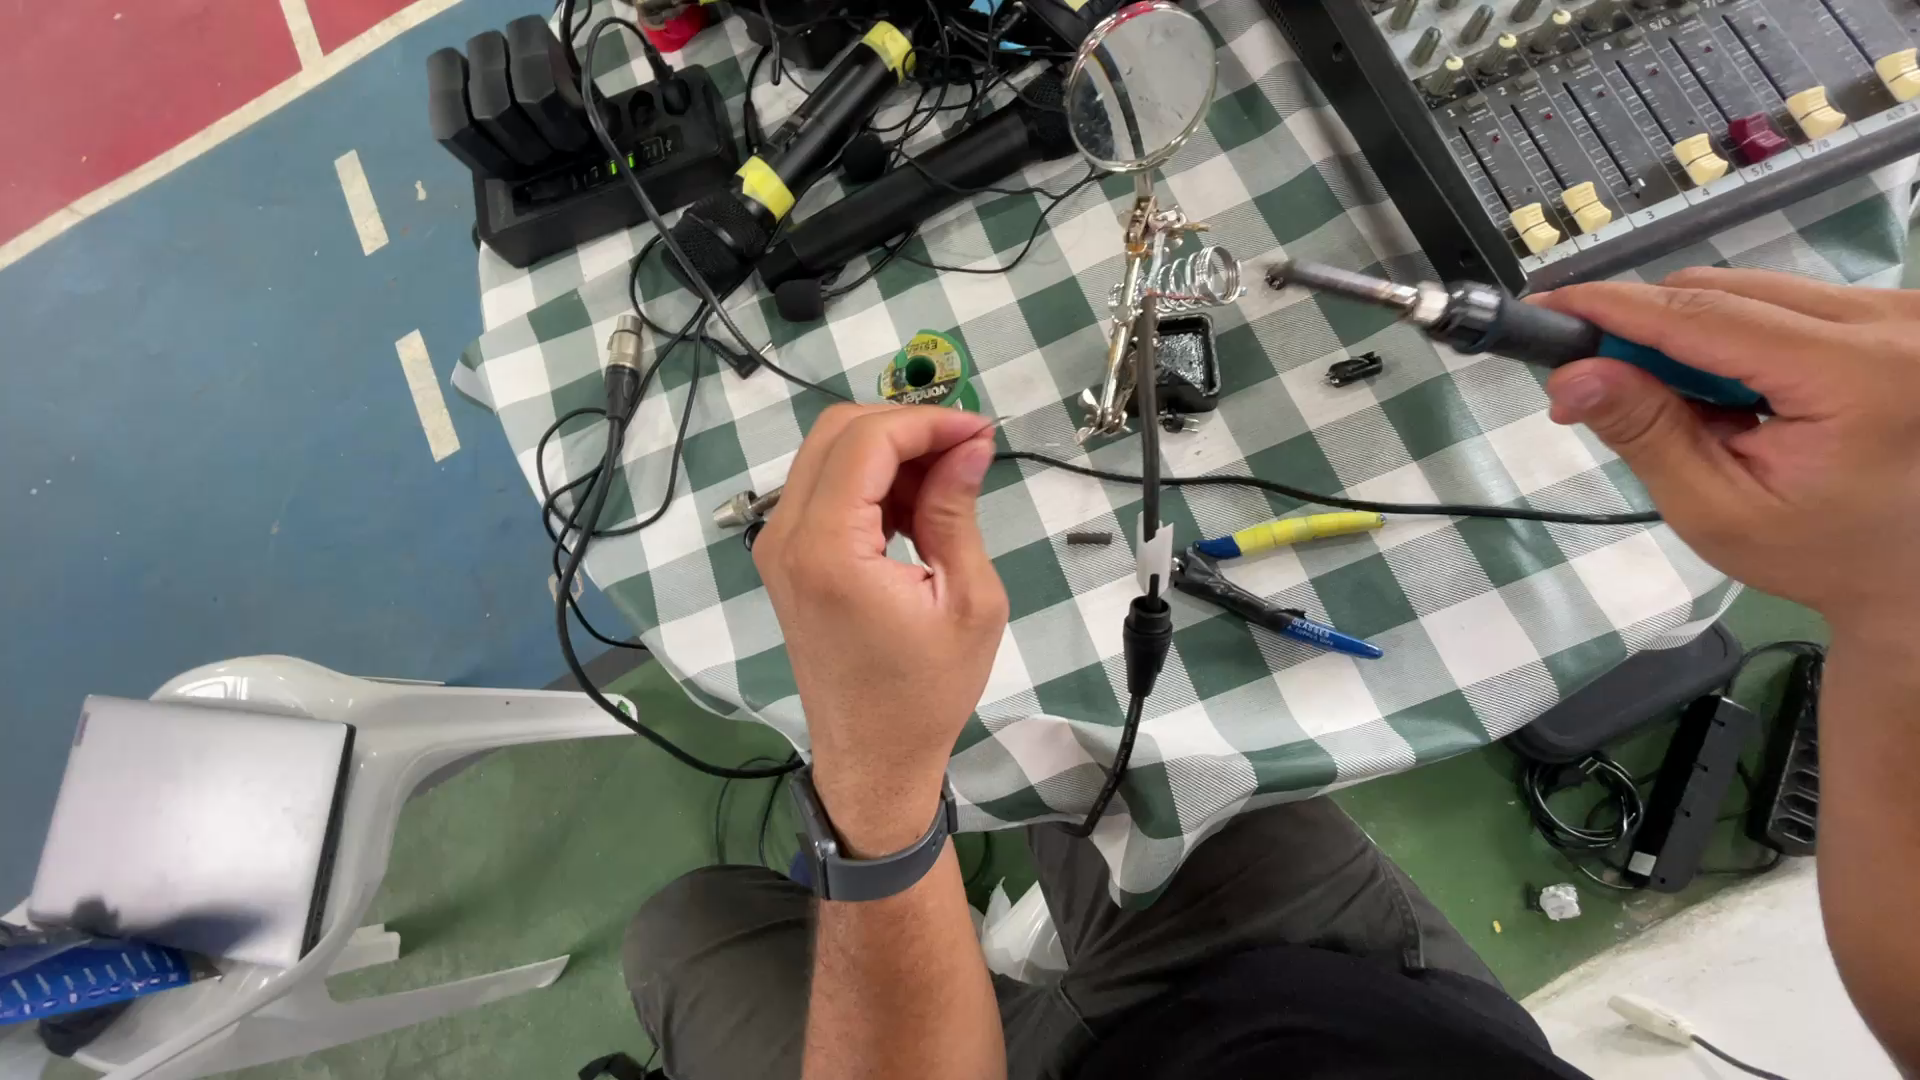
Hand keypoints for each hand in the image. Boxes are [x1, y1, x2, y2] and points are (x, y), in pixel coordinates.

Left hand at [753, 405, 1006, 854]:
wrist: (874, 757)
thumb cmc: (927, 692)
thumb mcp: (966, 601)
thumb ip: (957, 511)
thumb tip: (971, 445)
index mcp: (830, 550)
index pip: (868, 441)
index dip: (928, 422)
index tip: (980, 433)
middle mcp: (787, 537)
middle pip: (837, 432)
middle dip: (906, 427)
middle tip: (964, 451)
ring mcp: (777, 547)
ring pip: (827, 455)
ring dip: (888, 453)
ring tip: (945, 486)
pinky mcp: (785, 559)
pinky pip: (822, 489)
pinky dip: (868, 481)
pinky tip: (912, 511)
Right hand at [1536, 268, 1919, 638]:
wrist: (1915, 568)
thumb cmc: (1814, 551)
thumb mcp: (1709, 505)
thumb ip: (1644, 432)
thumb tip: (1570, 377)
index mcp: (1858, 375)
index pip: (1704, 316)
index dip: (1612, 306)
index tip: (1543, 306)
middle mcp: (1895, 323)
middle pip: (1720, 291)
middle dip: (1637, 329)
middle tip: (1588, 386)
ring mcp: (1901, 314)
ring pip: (1744, 291)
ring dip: (1677, 337)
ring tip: (1664, 403)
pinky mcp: (1893, 318)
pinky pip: (1775, 304)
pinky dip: (1718, 339)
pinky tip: (1716, 392)